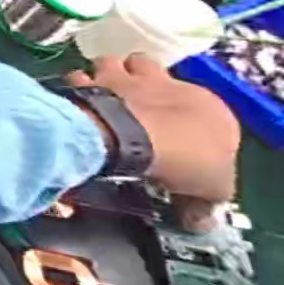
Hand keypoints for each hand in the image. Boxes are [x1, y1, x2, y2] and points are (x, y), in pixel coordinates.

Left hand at [66, 54, 239, 230]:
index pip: (195, 98)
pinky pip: (76, 76)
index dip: (177, 109)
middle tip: (125, 96)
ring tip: (96, 96)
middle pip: (145, 65)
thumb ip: (202, 202)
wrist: (137, 138)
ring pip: (108, 61)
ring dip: (100, 75)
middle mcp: (160, 81)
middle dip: (134, 75)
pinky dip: (73, 88)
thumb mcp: (210, 189)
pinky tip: (72, 103)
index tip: (168, 128)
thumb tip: (198, 223)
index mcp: (203, 102)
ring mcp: (120, 77)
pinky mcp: (87, 81)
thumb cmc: (189, 160)